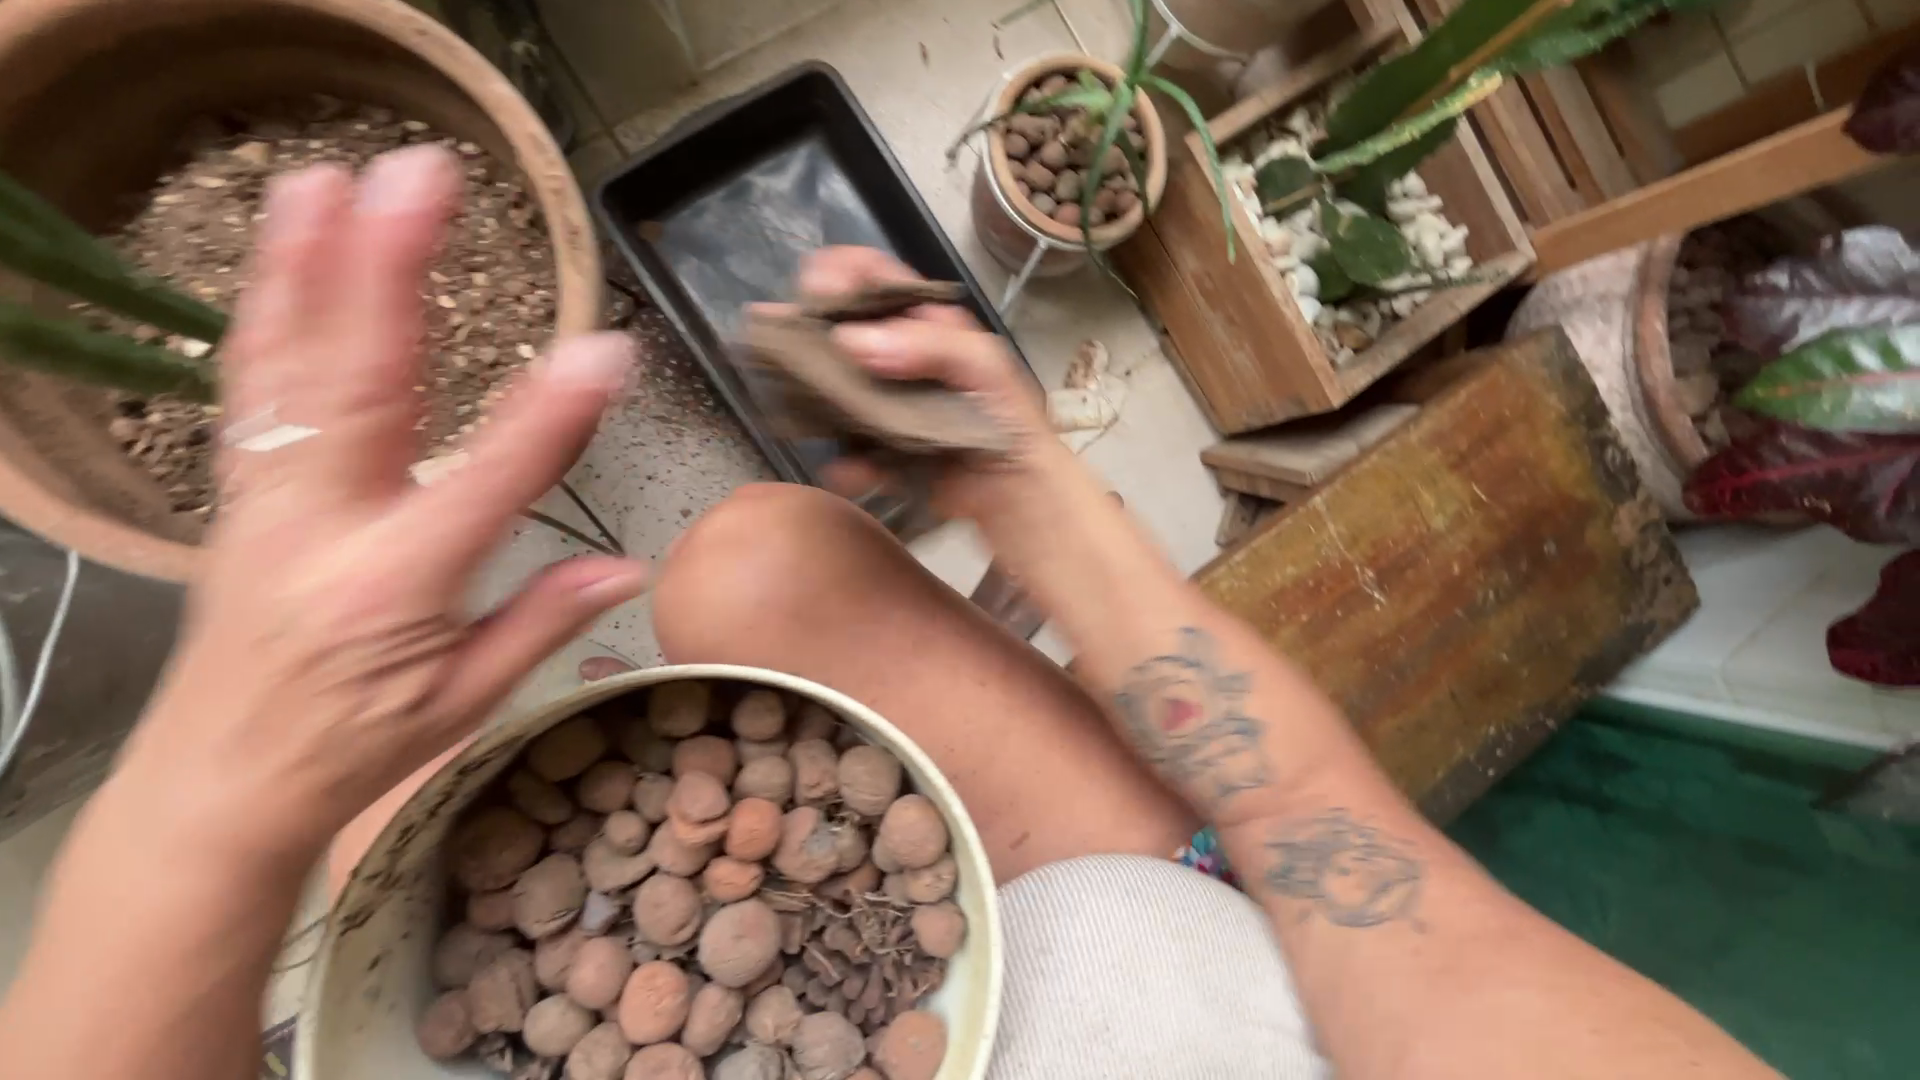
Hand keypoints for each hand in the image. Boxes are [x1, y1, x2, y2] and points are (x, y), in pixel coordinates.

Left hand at [116, 146, 646, 859]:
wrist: (215, 785)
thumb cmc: (356, 749)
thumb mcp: (470, 703)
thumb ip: (546, 623)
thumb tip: (630, 565)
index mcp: (397, 584)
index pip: (494, 480)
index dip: (556, 414)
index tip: (608, 350)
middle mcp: (324, 524)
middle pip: (361, 383)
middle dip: (392, 270)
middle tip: (420, 178)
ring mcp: (267, 500)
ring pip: (289, 367)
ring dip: (308, 265)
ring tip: (328, 178)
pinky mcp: (243, 493)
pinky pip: (253, 388)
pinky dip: (265, 310)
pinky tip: (280, 255)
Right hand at [795, 246, 1069, 525]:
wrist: (1017, 488)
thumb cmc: (1009, 417)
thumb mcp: (984, 366)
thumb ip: (929, 345)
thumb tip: (851, 340)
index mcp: (923, 324)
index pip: (874, 279)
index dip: (840, 274)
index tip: (815, 290)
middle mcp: (896, 357)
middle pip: (840, 332)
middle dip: (810, 337)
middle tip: (787, 349)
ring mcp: (885, 404)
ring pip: (834, 391)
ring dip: (814, 400)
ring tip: (802, 408)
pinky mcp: (881, 449)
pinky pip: (848, 450)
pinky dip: (844, 462)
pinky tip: (848, 469)